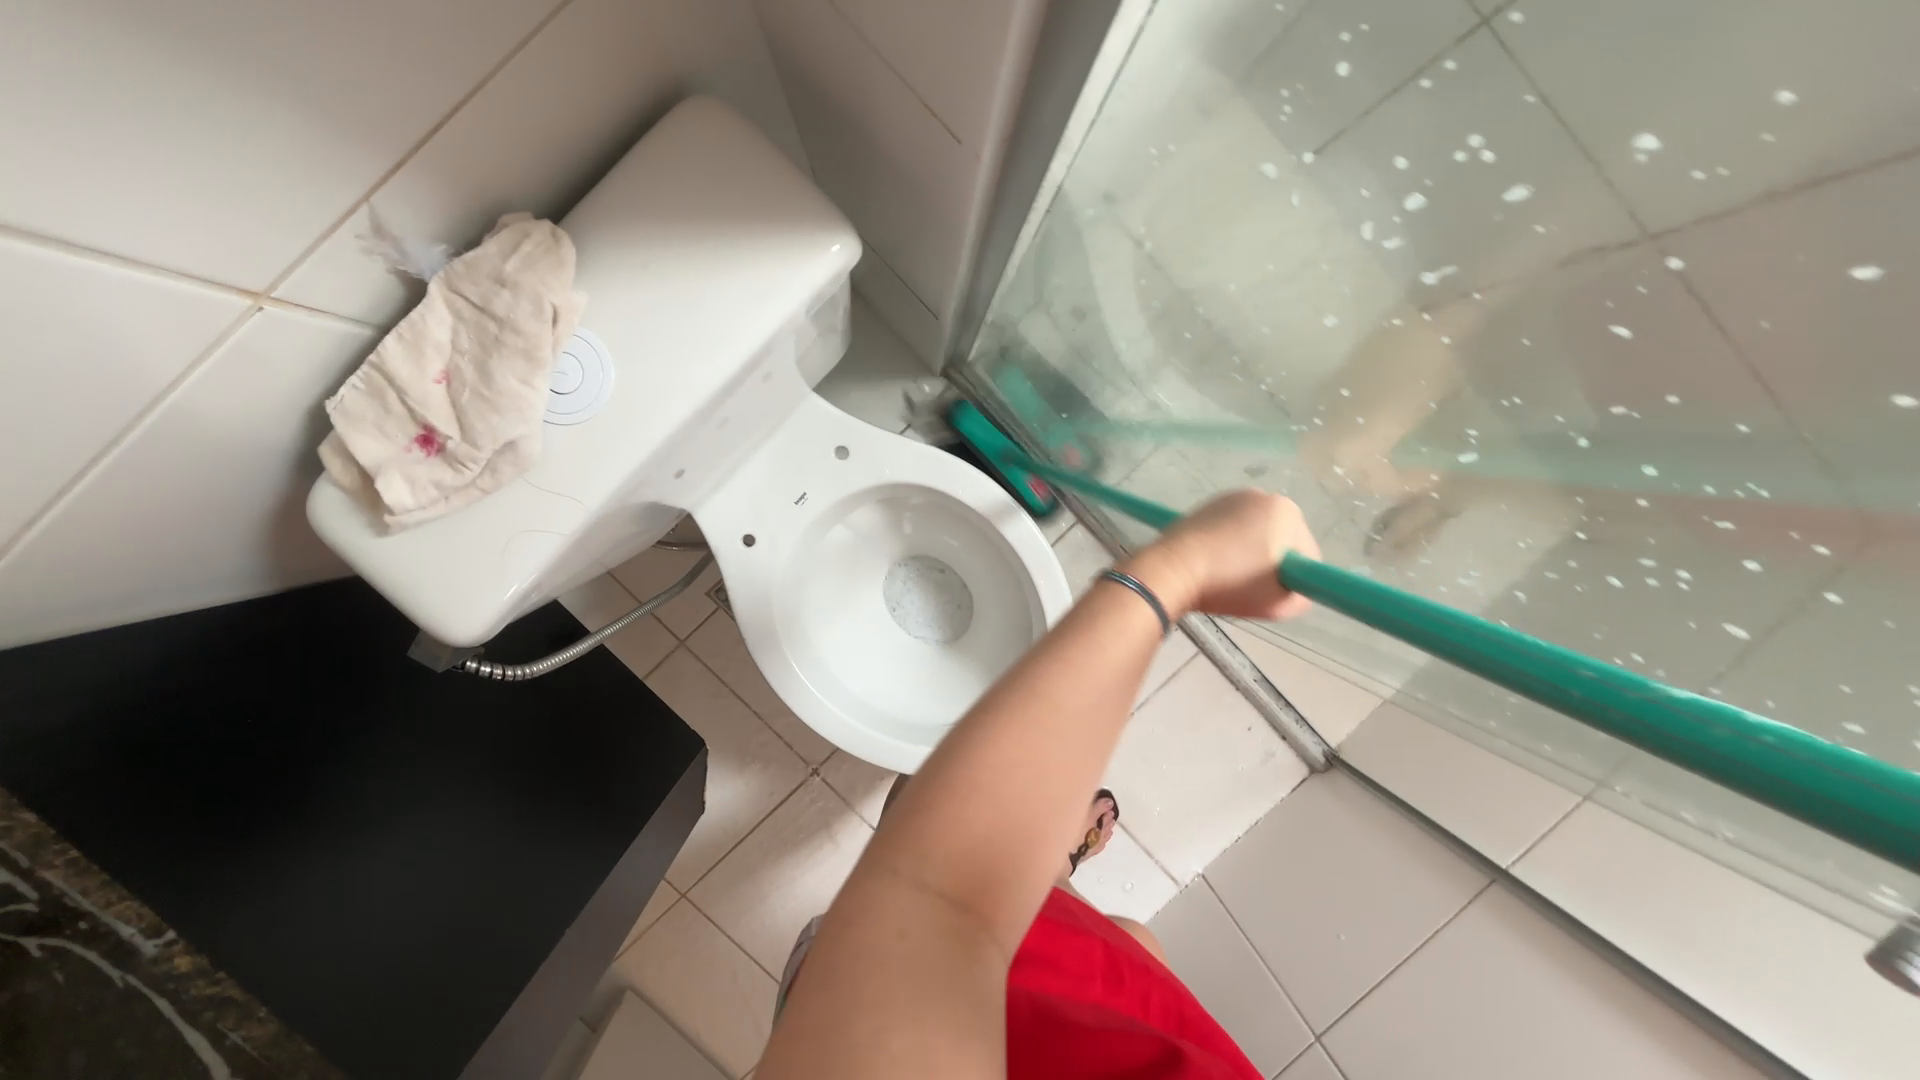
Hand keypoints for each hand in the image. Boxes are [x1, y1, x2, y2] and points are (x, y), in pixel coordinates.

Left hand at [1121, 491, 1318, 620]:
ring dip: (1246, 556)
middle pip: (1279, 541)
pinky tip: (1212, 564)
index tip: (1272, 593)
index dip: (1295, 580)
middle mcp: (1261, 495)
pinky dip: (1225, 547)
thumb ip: (1302, 595)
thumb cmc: (1230, 583)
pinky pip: (1229, 532)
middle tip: (1249, 588)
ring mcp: (1230, 498)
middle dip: (1270, 564)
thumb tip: (1295, 587)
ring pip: (1253, 536)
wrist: (1173, 569)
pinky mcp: (1205, 506)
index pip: (1306, 554)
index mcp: (1286, 511)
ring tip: (1226, 577)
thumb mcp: (1280, 603)